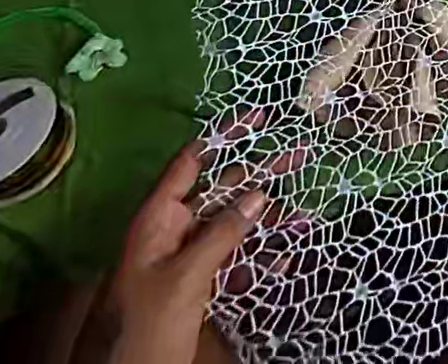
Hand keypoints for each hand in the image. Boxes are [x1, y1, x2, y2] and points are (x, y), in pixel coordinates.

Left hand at [110, 113, 311, 362]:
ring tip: (304, 219)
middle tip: (300, 156)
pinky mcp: (195, 287)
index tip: (259, 117)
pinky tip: (282, 261)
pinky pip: (231, 261)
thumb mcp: (184, 279)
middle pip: (221, 190)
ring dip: (267, 223)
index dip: (224, 135)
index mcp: (158, 219)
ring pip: (232, 226)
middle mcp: (172, 231)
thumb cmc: (143, 330)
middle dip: (261, 177)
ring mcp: (184, 260)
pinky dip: (256, 259)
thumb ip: (222, 233)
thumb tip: (259, 194)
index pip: (193, 161)